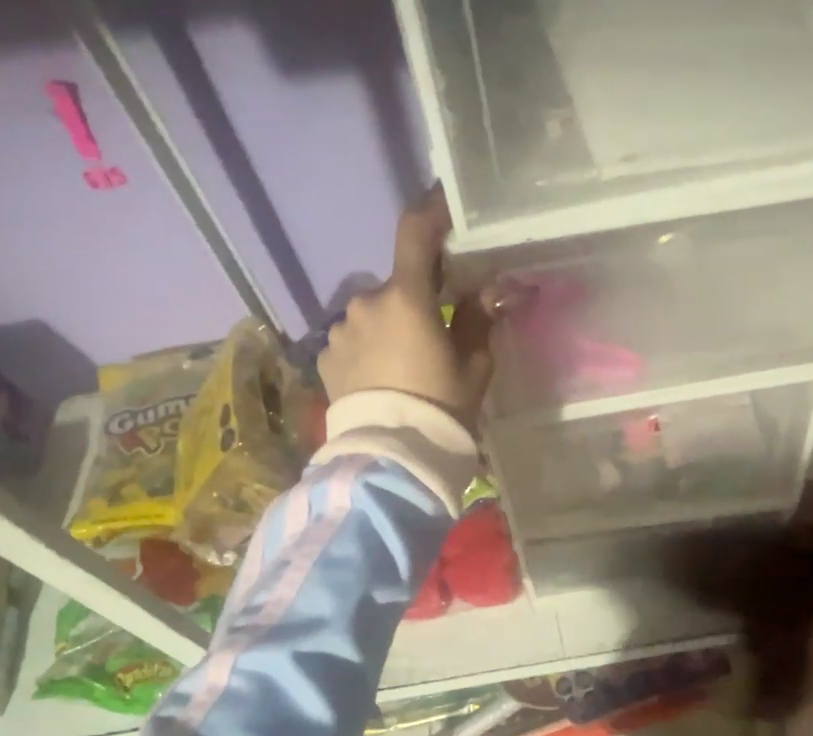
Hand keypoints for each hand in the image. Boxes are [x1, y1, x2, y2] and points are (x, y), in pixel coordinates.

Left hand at [320, 187, 497, 429]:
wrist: (393, 456)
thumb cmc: (442, 407)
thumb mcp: (473, 366)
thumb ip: (477, 320)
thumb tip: (487, 291)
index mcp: (407, 298)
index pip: (416, 234)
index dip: (430, 211)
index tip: (443, 202)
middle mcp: (366, 303)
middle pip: (397, 288)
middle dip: (416, 302)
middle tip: (435, 338)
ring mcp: (340, 331)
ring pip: (372, 317)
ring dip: (388, 329)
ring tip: (405, 369)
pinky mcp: (325, 359)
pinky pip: (352, 343)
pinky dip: (367, 352)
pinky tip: (381, 382)